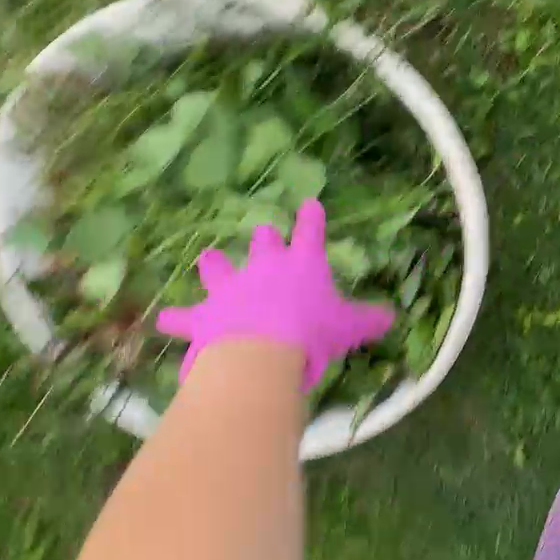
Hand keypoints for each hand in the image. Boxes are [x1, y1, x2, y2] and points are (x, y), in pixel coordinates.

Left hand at [156, 198, 395, 387]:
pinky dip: (177, 318)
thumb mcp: (353, 327)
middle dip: (265, 238)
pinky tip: (169, 319)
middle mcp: (264, 268)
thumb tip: (390, 317)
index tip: (310, 203)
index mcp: (303, 264)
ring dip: (215, 264)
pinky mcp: (202, 316)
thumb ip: (370, 319)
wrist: (261, 355)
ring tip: (211, 257)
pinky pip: (182, 316)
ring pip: (217, 268)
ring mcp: (229, 289)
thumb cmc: (314, 332)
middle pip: (264, 243)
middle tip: (265, 234)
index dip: (312, 217)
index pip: (311, 232)